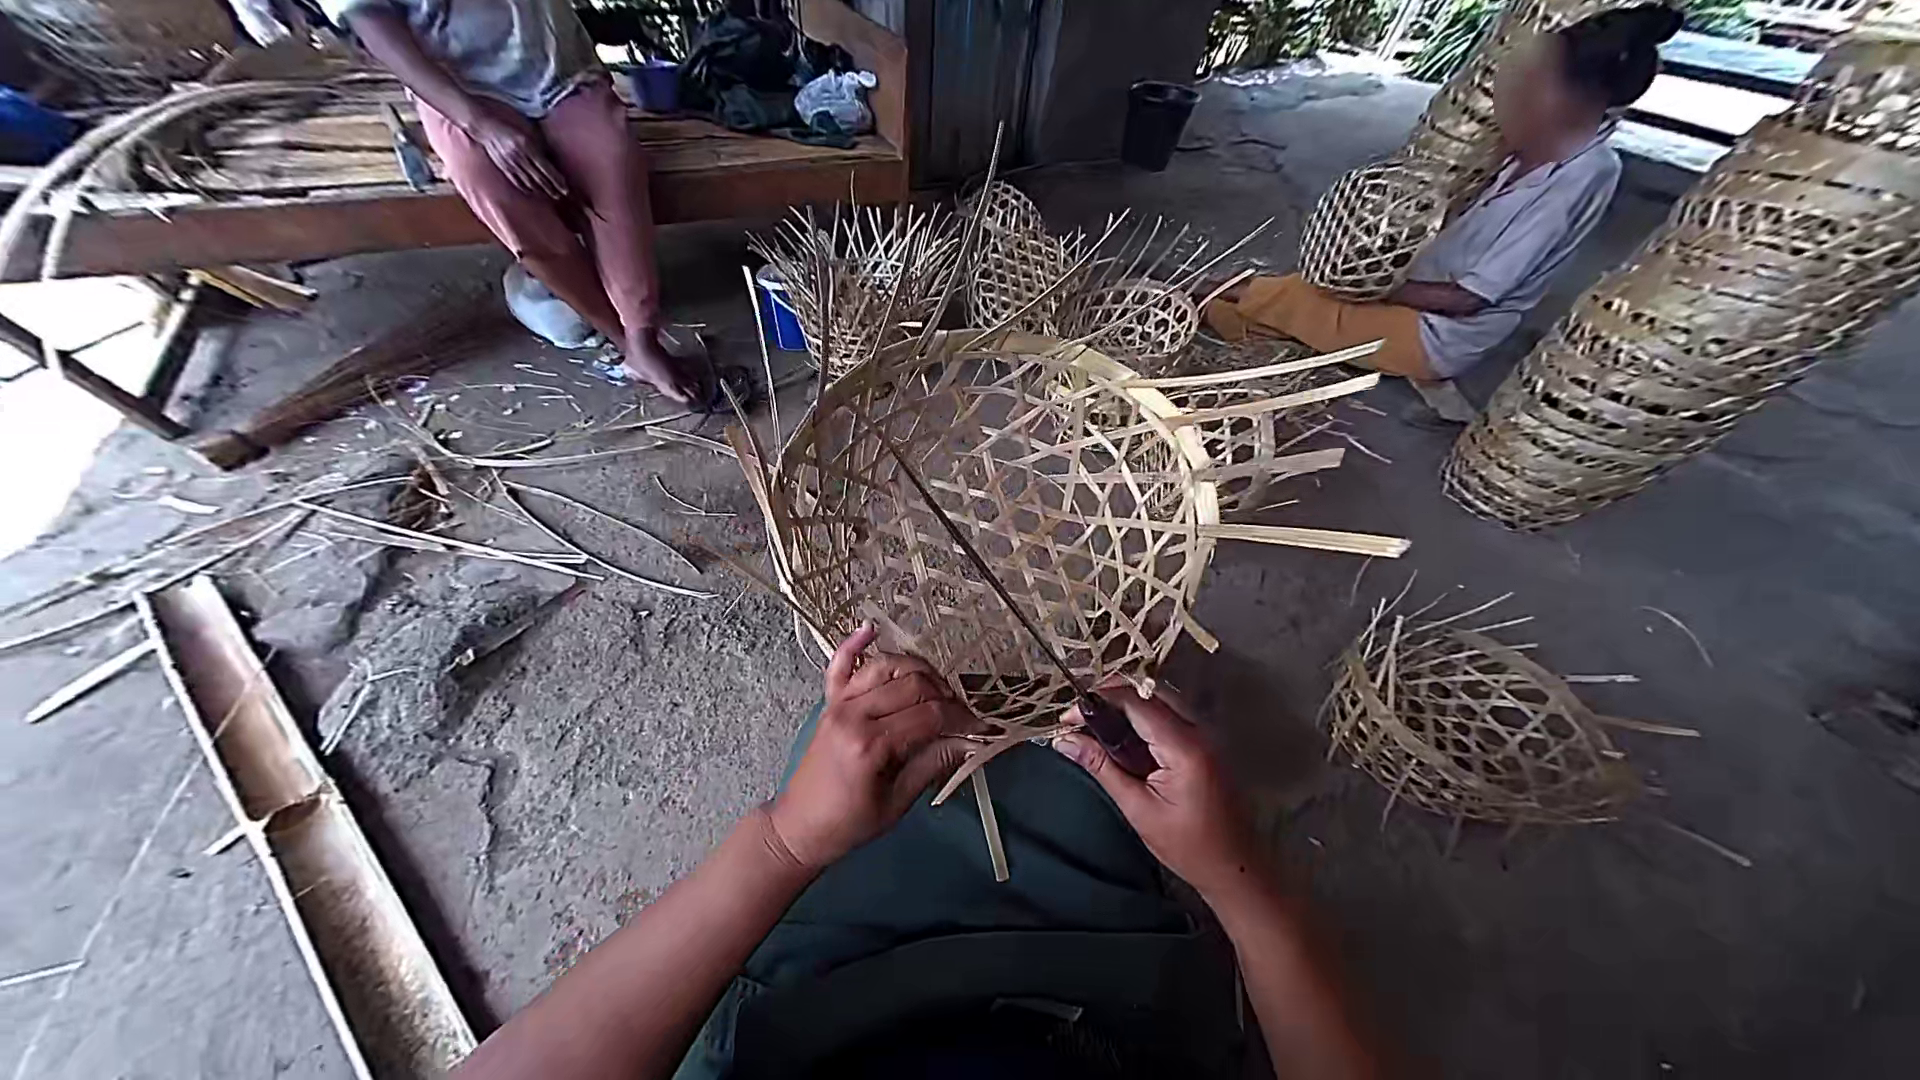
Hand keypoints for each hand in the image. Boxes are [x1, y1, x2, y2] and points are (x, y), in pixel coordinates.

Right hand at [466, 110, 567, 198]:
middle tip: (561, 195)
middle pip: (540, 179)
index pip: (546, 169)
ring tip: (551, 195)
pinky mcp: (503, 168)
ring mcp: (510, 163)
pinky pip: (518, 183)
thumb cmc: (511, 130)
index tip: (566, 189)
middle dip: (552, 189)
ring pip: (530, 183)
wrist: (485, 127)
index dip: (557, 181)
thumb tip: (555, 164)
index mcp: (527, 146)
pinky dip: (528, 189)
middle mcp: (519, 156)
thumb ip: (541, 149)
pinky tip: (535, 191)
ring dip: (542, 191)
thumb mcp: (528, 135)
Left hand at [766, 624, 979, 870]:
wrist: (798, 828)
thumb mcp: (897, 803)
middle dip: (946, 696)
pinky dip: (854, 644)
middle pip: (913, 685)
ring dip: (917, 670)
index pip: (930, 716)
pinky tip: (870, 628)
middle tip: (961, 715)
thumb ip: (932, 765)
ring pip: (886, 666)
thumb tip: (970, 741)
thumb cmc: (849, 824)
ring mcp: (839, 703)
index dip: (961, 718)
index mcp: (871, 744)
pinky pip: (840, 664)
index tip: (981, 728)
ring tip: (937, 689)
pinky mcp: (829, 701)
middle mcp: (854, 714)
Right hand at [1055, 686, 1265, 899]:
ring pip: (1158, 699)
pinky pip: (1169, 714)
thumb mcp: (1138, 808)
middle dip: (1109, 697)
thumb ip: (1101, 766)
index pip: (1135, 702)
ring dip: (1125, 705)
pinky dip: (1141, 716)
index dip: (1098, 701)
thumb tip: (1064, 741)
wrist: (1237, 868)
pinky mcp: (1204, 741)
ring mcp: (1205, 734)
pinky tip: (1123, 736)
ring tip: (1095, 726)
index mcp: (1184, 747)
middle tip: (1080, 719)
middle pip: (1147, 692)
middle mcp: (1199, 731)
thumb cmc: (1188, 847)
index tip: (1069, 717)